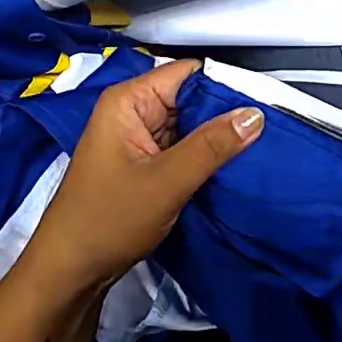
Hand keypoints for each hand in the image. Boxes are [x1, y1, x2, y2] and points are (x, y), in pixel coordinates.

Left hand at [0, 59, 263, 341]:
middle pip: (188, 97)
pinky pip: (180, 146)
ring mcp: (137, 137)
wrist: (72, 267)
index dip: (222, 84)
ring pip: (187, 124)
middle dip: (223, 112)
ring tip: (261, 145)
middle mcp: (131, 110)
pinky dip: (203, 155)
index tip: (263, 101)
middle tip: (269, 128)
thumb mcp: (166, 181)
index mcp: (128, 100)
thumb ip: (211, 146)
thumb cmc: (109, 218)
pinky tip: (233, 165)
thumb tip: (254, 114)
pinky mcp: (144, 161)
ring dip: (216, 136)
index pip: (184, 74)